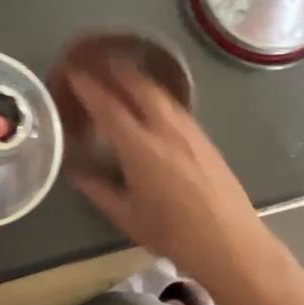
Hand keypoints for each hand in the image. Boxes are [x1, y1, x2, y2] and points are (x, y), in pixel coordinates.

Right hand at [66, 63, 278, 282]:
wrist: (231, 244)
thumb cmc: (174, 236)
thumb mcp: (128, 217)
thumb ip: (99, 190)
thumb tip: (76, 172)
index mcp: (140, 148)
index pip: (108, 106)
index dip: (88, 86)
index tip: (73, 72)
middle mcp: (165, 129)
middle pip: (138, 85)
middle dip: (115, 69)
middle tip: (96, 60)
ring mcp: (189, 130)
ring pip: (159, 92)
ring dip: (137, 78)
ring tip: (120, 74)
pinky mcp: (204, 137)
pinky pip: (174, 104)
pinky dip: (155, 94)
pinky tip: (150, 102)